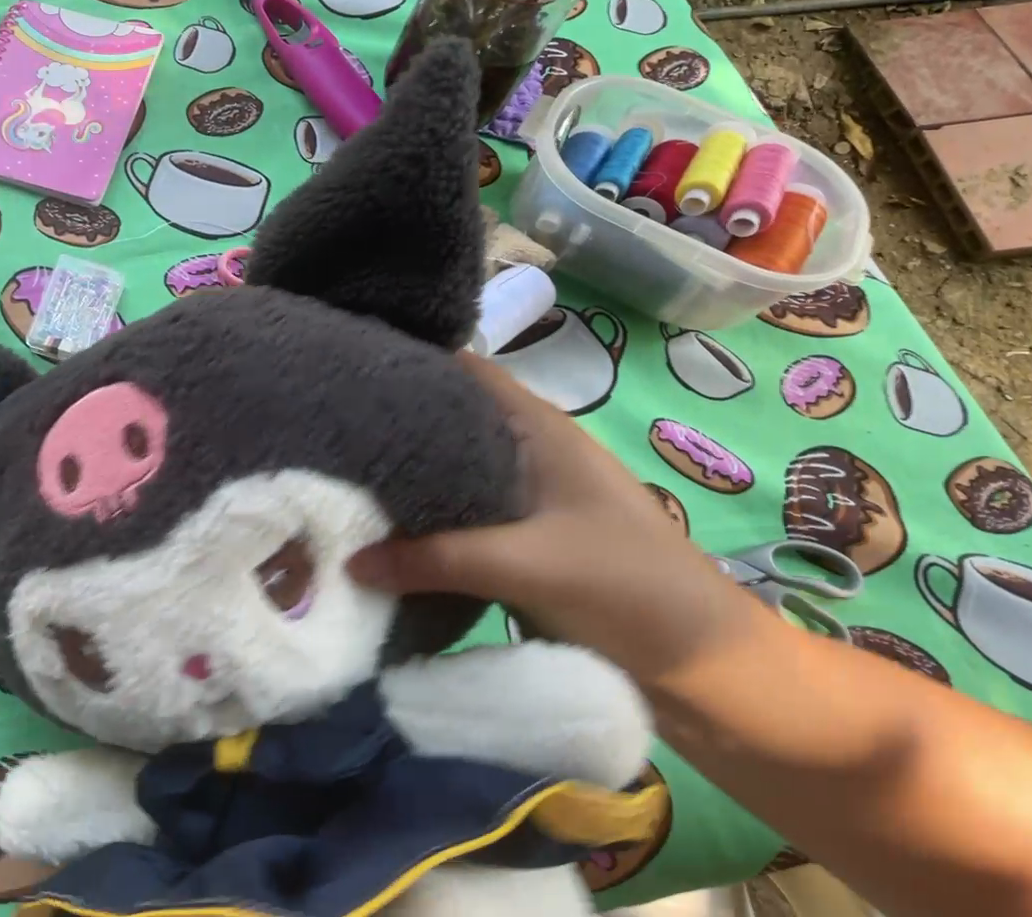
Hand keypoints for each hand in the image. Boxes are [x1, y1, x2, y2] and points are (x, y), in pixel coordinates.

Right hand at [348, 352, 760, 680]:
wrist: (706, 671)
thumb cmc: (630, 591)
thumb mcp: (528, 566)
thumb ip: (435, 559)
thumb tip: (349, 562)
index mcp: (539, 430)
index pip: (464, 370)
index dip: (409, 360)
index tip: (345, 367)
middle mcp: (527, 454)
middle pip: (447, 421)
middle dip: (390, 424)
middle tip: (324, 432)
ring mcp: (524, 501)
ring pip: (448, 474)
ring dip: (403, 480)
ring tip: (336, 479)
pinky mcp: (519, 544)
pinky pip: (455, 520)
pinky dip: (420, 524)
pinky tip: (379, 534)